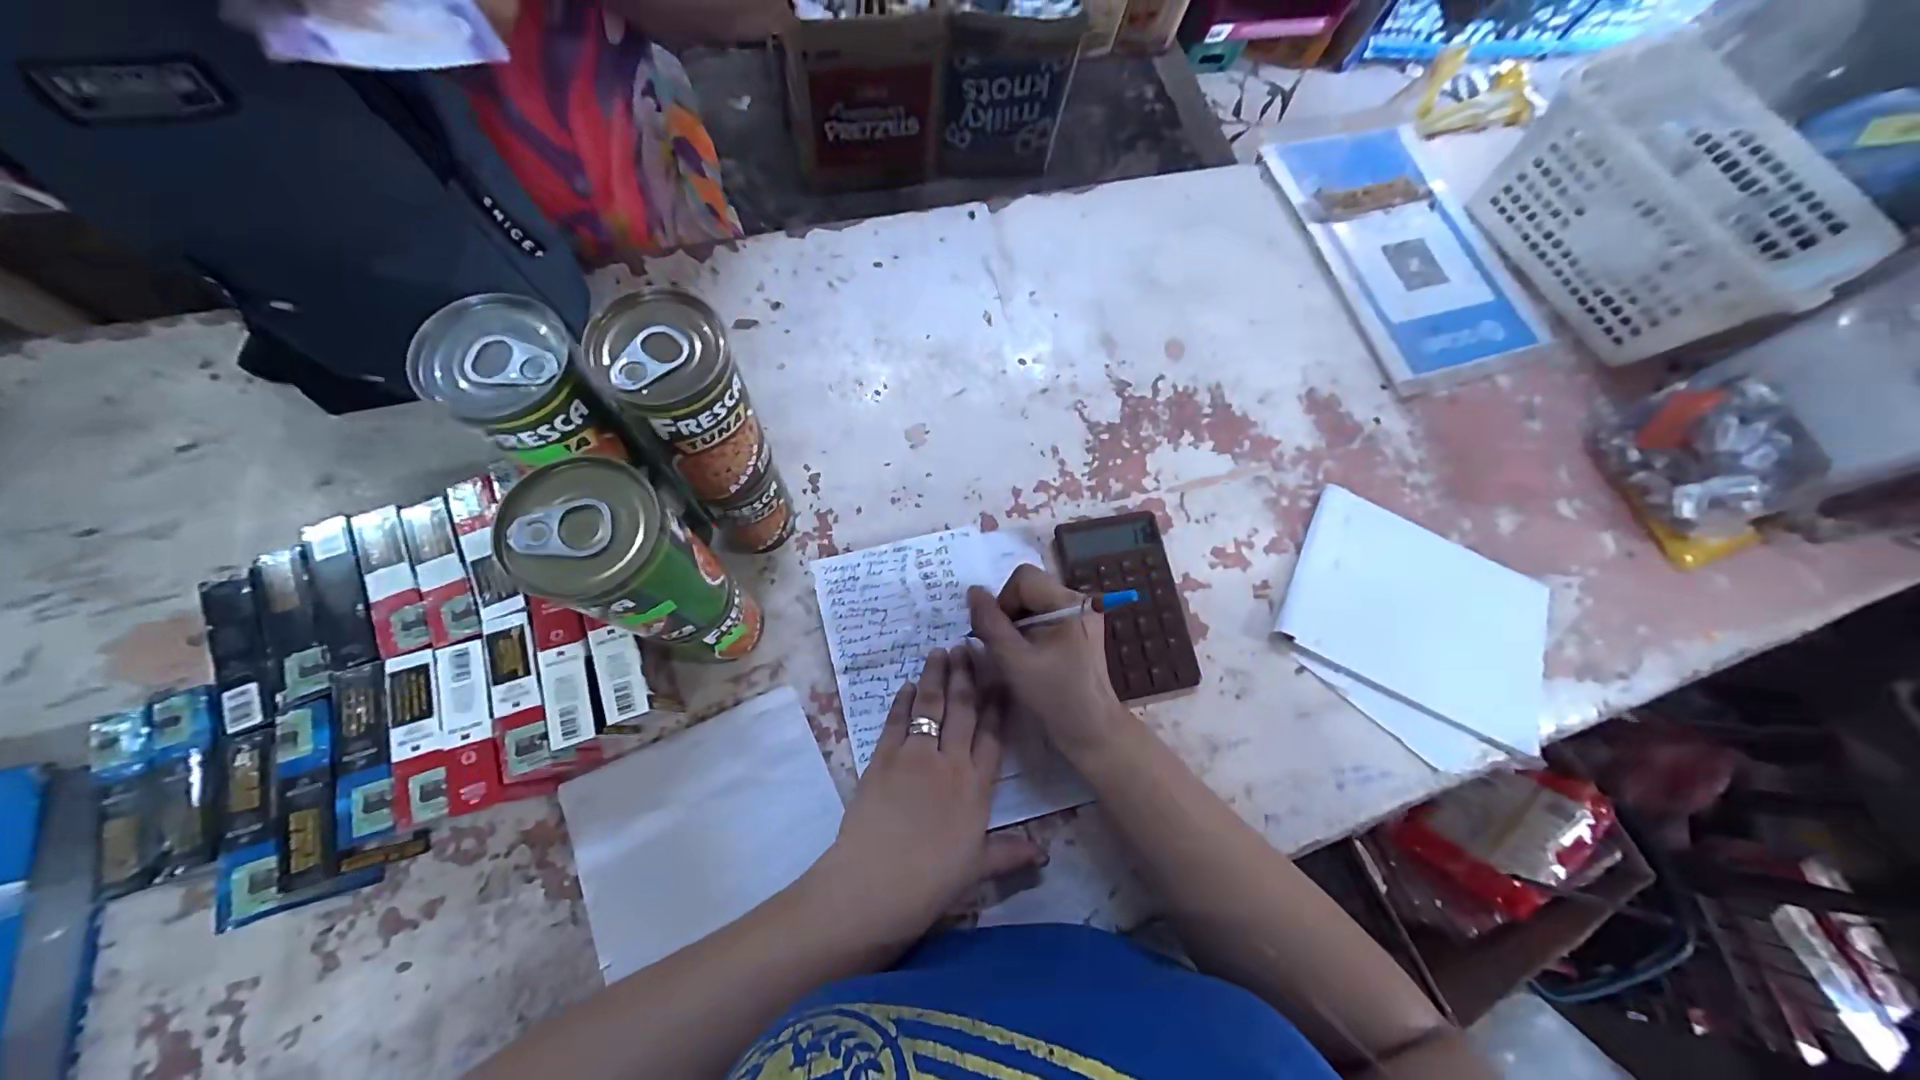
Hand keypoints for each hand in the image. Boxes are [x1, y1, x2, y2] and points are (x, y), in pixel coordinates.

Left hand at [818, 646, 1043, 938]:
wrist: (874, 883)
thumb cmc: (931, 882)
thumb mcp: (976, 870)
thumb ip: (1008, 853)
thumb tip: (1044, 854)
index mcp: (976, 788)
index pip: (992, 736)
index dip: (997, 705)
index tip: (1001, 678)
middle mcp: (949, 763)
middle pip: (963, 711)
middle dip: (968, 676)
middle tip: (970, 646)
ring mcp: (914, 757)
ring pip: (930, 707)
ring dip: (937, 677)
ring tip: (941, 651)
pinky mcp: (882, 758)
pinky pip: (896, 721)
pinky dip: (903, 701)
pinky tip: (908, 685)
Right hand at [967, 565, 1129, 764]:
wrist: (1092, 729)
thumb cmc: (1054, 695)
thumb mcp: (1013, 660)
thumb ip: (990, 623)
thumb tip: (973, 592)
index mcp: (1070, 602)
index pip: (1023, 578)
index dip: (1003, 601)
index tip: (998, 633)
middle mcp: (1080, 601)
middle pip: (1030, 588)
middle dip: (1009, 612)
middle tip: (1003, 645)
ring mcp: (1083, 616)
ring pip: (1035, 603)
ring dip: (1018, 623)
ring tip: (1016, 653)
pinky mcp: (1081, 631)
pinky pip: (1047, 617)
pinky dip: (1031, 631)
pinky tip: (1030, 656)